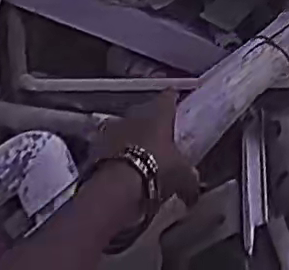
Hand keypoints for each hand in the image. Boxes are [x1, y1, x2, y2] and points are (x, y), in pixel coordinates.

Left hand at [90, 90, 199, 204]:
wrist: (115, 189)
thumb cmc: (157, 169)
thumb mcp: (182, 177)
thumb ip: (190, 180)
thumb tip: (194, 192)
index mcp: (160, 109)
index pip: (169, 96)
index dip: (173, 101)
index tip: (177, 108)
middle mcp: (137, 111)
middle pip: (145, 111)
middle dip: (150, 123)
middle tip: (158, 139)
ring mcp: (113, 127)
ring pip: (124, 127)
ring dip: (128, 137)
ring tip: (135, 156)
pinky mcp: (95, 147)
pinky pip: (107, 147)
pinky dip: (112, 155)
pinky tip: (119, 169)